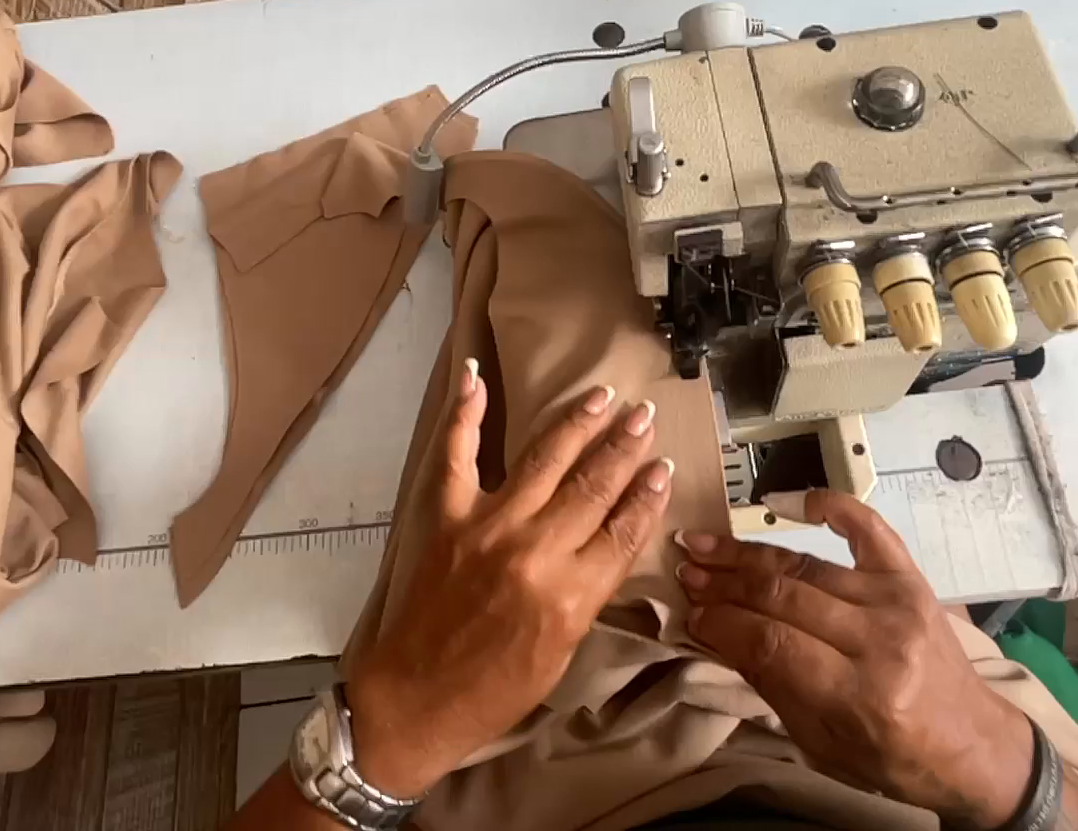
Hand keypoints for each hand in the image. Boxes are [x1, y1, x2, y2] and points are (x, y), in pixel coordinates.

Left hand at [345, 362, 675, 797]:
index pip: (623, 531)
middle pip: (593, 485)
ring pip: (544, 459)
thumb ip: (589, 589)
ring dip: (577, 422)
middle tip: (644, 413)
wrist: (413, 700)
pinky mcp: (445, 516)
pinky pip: (456, 454)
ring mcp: (487, 525)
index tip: (664, 465)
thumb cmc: (496, 689)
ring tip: (602, 396)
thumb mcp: (563, 650)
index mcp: (569, 596)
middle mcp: (534, 551)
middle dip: (624, 446)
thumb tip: (613, 535)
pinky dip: (464, 413)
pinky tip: (476, 377)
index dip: (648, 494)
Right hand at [678, 489, 1034, 829]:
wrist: (975, 745)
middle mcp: (881, 641)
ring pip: (805, 564)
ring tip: (705, 545)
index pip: (772, 643)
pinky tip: (781, 501)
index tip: (690, 613)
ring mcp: (897, 601)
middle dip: (724, 583)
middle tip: (686, 573)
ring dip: (746, 553)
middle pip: (783, 596)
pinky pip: (866, 526)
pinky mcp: (909, 577)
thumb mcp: (822, 741)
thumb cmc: (893, 756)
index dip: (722, 624)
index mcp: (862, 696)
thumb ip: (768, 681)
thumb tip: (712, 628)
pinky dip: (825, 505)